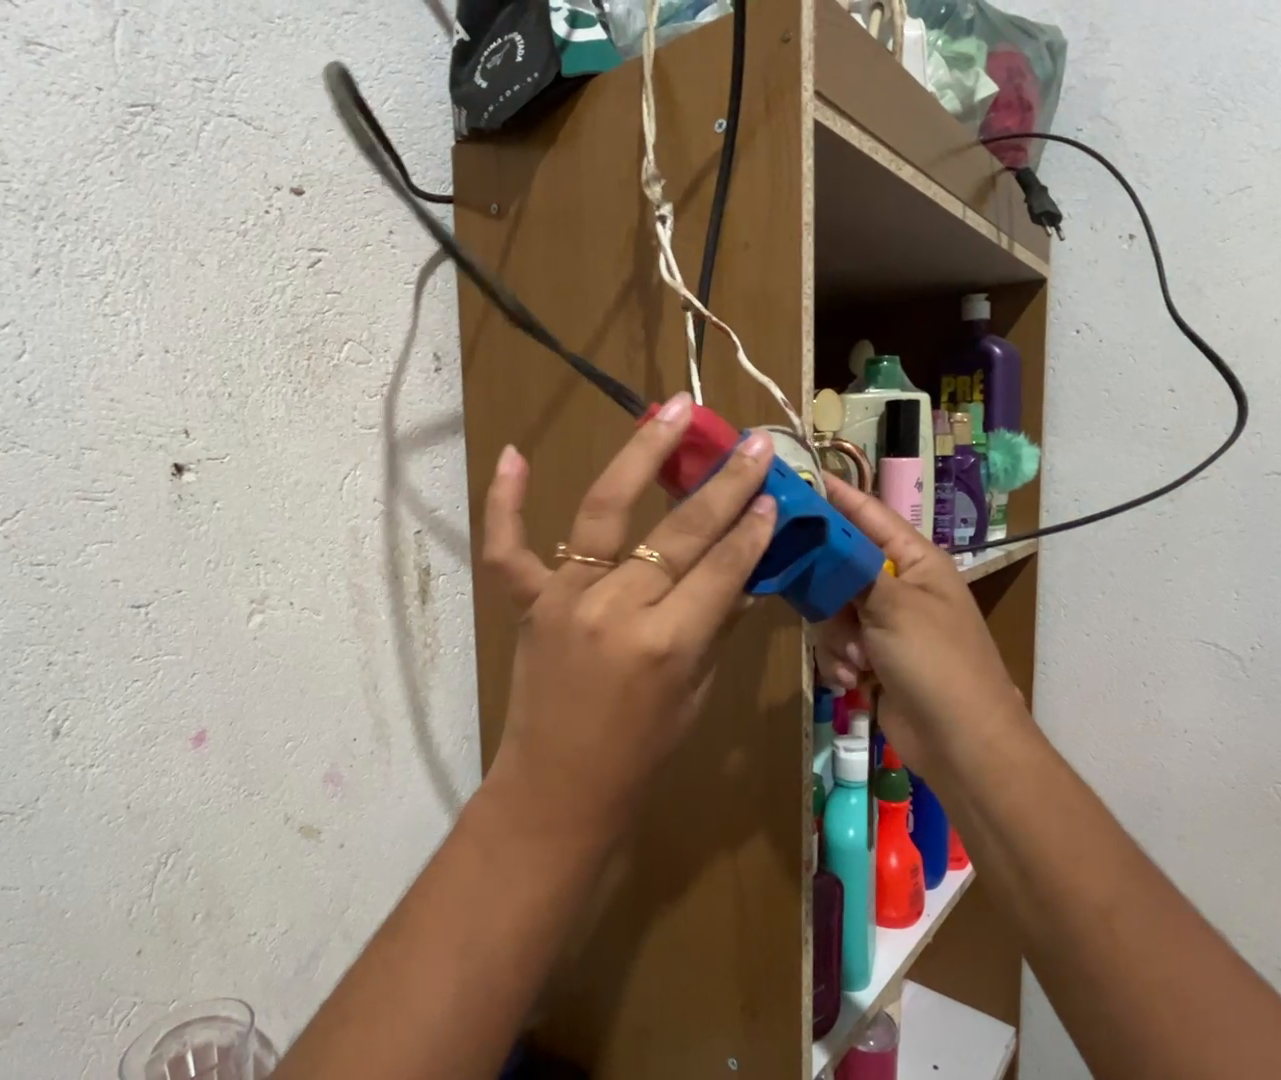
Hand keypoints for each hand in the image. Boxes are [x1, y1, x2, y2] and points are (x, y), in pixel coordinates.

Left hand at [479, 393, 776, 833]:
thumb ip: (713, 626)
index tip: (776, 492)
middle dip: (725, 485)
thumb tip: (741, 571)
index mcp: (668, 642)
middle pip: (680, 532)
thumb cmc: (641, 752)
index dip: (753, 529)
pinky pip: (508, 549)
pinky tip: (515, 453)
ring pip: (604, 511)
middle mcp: (617, 608)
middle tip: (755, 444)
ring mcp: (564, 598)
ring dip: (642, 455)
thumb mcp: (695, 693)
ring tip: (672, 411)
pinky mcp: (526, 603)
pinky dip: (504, 502)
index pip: (723, 567)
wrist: (560, 790)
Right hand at [813, 475, 1023, 773]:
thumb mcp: (894, 606)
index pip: (867, 514)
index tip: (791, 480)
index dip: (832, 497)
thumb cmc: (936, 662)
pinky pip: (837, 645)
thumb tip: (822, 529)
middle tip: (823, 609)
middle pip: (839, 566)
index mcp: (917, 560)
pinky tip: (854, 682)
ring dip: (836, 638)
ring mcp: (886, 624)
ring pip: (832, 611)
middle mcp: (900, 586)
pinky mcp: (874, 659)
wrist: (961, 741)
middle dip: (828, 594)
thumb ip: (852, 566)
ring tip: (856, 662)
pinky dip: (840, 663)